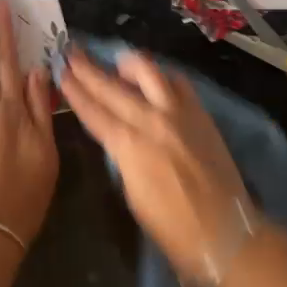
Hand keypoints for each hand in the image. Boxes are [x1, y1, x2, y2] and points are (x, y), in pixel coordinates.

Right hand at [60, 47, 248, 282]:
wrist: (226, 234)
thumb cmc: (172, 227)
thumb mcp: (132, 194)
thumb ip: (121, 156)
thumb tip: (116, 136)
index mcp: (128, 145)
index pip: (93, 110)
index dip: (74, 91)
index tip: (61, 72)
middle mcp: (150, 119)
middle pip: (111, 86)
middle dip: (88, 69)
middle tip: (73, 53)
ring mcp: (178, 112)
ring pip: (147, 71)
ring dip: (126, 63)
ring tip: (116, 60)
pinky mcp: (199, 112)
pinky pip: (177, 81)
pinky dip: (162, 76)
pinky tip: (155, 78)